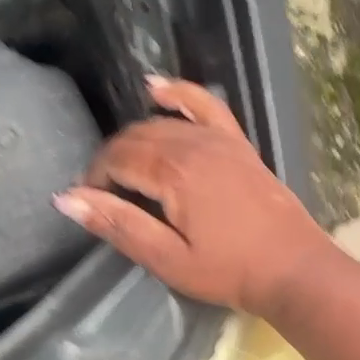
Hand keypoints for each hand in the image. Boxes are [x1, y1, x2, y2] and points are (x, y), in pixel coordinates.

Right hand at [53, 77, 333, 315]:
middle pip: (135, 137)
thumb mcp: (165, 258)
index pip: (116, 159)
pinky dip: (178, 93)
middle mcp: (194, 144)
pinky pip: (204, 105)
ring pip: (162, 122)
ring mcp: (219, 139)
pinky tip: (155, 88)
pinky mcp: (236, 143)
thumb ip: (118, 224)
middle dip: (109, 161)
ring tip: (119, 169)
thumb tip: (68, 199)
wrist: (292, 268)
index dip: (94, 179)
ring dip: (133, 139)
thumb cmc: (226, 271)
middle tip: (100, 195)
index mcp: (174, 172)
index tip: (88, 205)